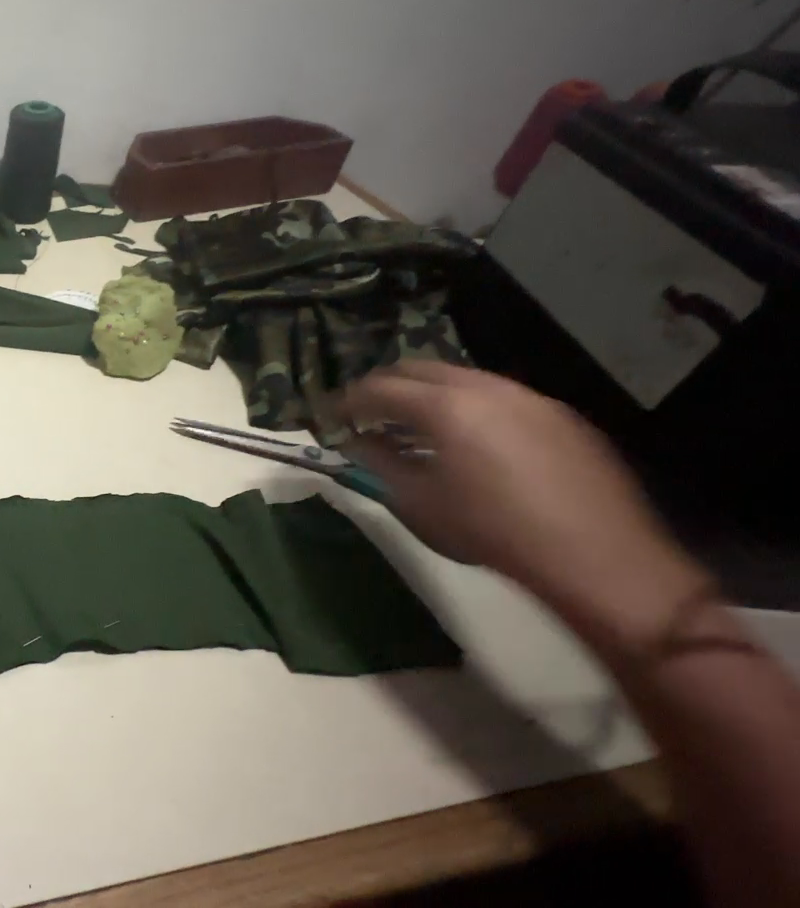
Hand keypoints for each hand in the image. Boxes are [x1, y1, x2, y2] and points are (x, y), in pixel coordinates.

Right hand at [340, 361, 706, 649]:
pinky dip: (467, 408)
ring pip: (462, 379)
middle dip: (384, 388)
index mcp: (446, 406)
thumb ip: (378, 462)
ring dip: (427, 396)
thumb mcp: (418, 501)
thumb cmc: (492, 531)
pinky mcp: (562, 418)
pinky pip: (499, 398)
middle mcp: (487, 388)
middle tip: (364, 415)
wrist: (600, 560)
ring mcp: (531, 399)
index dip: (346, 401)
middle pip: (418, 369)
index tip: (328, 417)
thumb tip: (354, 442)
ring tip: (412, 428)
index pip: (377, 387)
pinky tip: (466, 443)